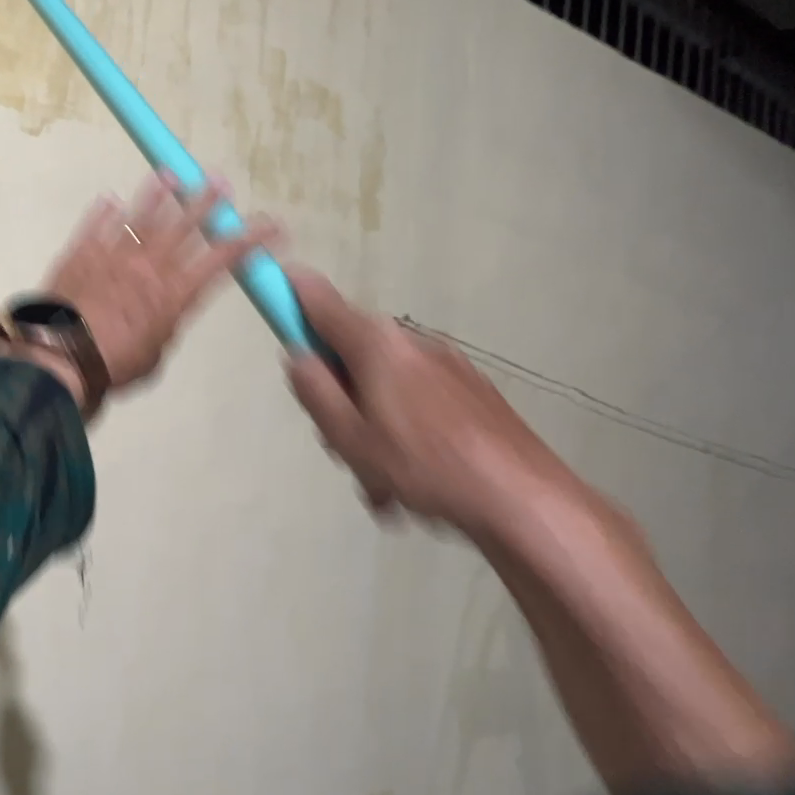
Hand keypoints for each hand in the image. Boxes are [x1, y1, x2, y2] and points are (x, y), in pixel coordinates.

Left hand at [35, 171, 277, 399]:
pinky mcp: (79, 253)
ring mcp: (111, 254)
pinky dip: (103, 212)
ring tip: (169, 174)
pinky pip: (94, 225)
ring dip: (157, 194)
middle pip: (183, 225)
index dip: (249, 239)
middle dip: (205, 202)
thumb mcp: (156, 352)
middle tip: (220, 180)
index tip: (272, 225)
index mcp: (175, 292)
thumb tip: (166, 308)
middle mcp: (148, 265)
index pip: (222, 258)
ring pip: (140, 216)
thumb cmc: (114, 365)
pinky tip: (110, 199)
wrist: (61, 356)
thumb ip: (166, 323)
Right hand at [283, 268, 579, 534]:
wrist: (526, 500)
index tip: (268, 293)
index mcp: (376, 344)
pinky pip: (414, 405)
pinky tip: (411, 482)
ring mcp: (446, 367)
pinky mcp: (471, 393)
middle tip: (338, 441)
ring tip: (380, 479)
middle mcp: (410, 343)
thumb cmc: (423, 465)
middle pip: (348, 353)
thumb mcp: (347, 434)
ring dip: (368, 427)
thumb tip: (297, 354)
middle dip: (335, 395)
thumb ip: (313, 389)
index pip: (317, 300)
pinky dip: (402, 435)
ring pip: (380, 387)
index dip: (288, 293)